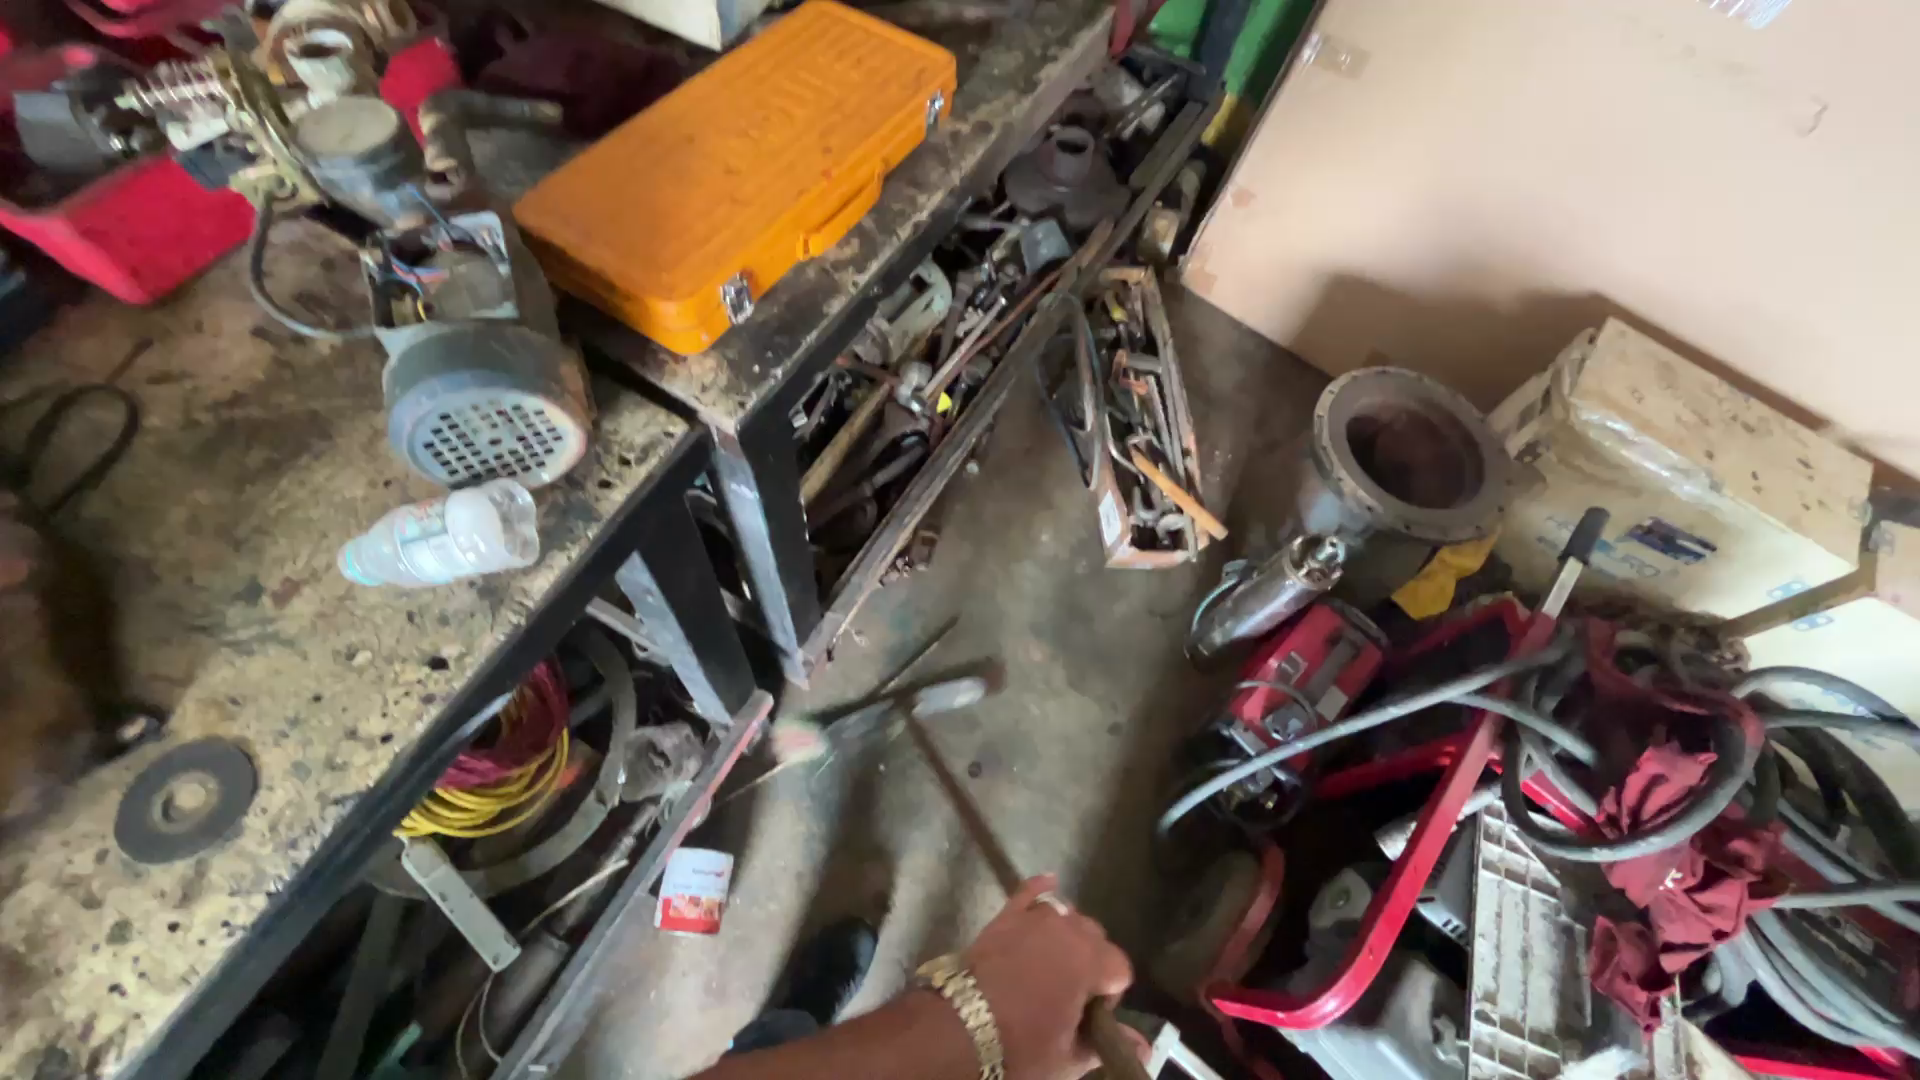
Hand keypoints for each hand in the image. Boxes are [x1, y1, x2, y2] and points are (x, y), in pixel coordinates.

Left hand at [961, 875, 1144, 1079]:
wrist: (962, 1026)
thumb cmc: (1021, 1044)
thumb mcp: (1068, 1057)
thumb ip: (1106, 1044)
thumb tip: (1144, 1047)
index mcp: (1089, 962)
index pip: (1120, 968)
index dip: (1110, 995)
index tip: (1089, 1016)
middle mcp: (1068, 929)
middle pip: (1096, 938)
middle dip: (1091, 963)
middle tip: (1071, 997)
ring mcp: (1035, 917)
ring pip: (1067, 916)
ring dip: (1068, 935)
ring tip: (1053, 965)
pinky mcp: (1007, 914)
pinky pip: (1030, 891)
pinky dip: (1041, 888)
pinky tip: (1050, 881)